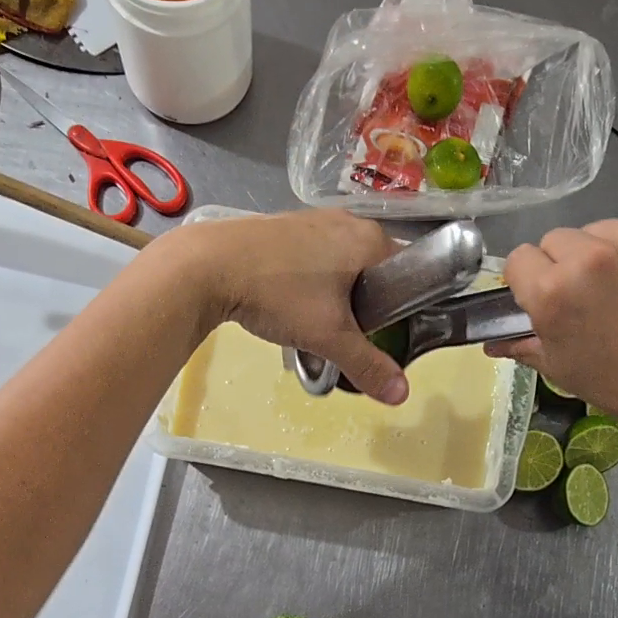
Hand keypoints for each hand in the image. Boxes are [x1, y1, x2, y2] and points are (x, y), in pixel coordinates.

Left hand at [156, 209, 407, 404]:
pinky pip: (314, 259)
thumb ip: (367, 365)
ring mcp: (313, 220)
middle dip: (367, 306)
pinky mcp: (284, 228)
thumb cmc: (280, 295)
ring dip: (338, 296)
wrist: (208, 266)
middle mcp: (348, 221)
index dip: (404, 306)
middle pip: (374, 271)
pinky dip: (312, 283)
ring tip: (320, 325)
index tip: (390, 334)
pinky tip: (293, 304)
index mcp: (370, 239)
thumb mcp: (329, 337)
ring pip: (342, 266)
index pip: (409, 271)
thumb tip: (402, 396)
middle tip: (352, 338)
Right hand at [492, 212, 617, 441]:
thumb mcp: (559, 368)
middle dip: (563, 264)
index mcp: (553, 290)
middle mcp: (591, 253)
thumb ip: (521, 344)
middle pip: (557, 238)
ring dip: (603, 252)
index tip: (546, 299)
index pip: (519, 258)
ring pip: (599, 229)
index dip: (528, 281)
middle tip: (588, 299)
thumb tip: (491, 341)